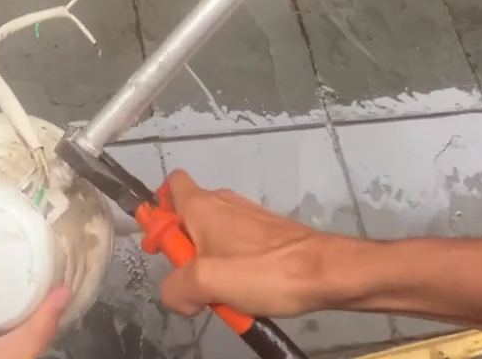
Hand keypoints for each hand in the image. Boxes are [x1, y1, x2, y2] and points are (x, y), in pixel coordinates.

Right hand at [157, 169, 347, 317]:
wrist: (322, 271)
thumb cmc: (261, 270)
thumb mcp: (207, 283)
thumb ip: (177, 288)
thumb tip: (175, 295)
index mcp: (200, 204)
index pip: (170, 185)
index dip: (159, 212)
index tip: (164, 248)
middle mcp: (220, 201)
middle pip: (189, 218)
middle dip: (186, 252)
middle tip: (197, 283)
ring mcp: (245, 215)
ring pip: (214, 237)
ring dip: (211, 265)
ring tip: (226, 295)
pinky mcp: (265, 232)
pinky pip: (237, 246)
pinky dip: (235, 267)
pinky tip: (248, 294)